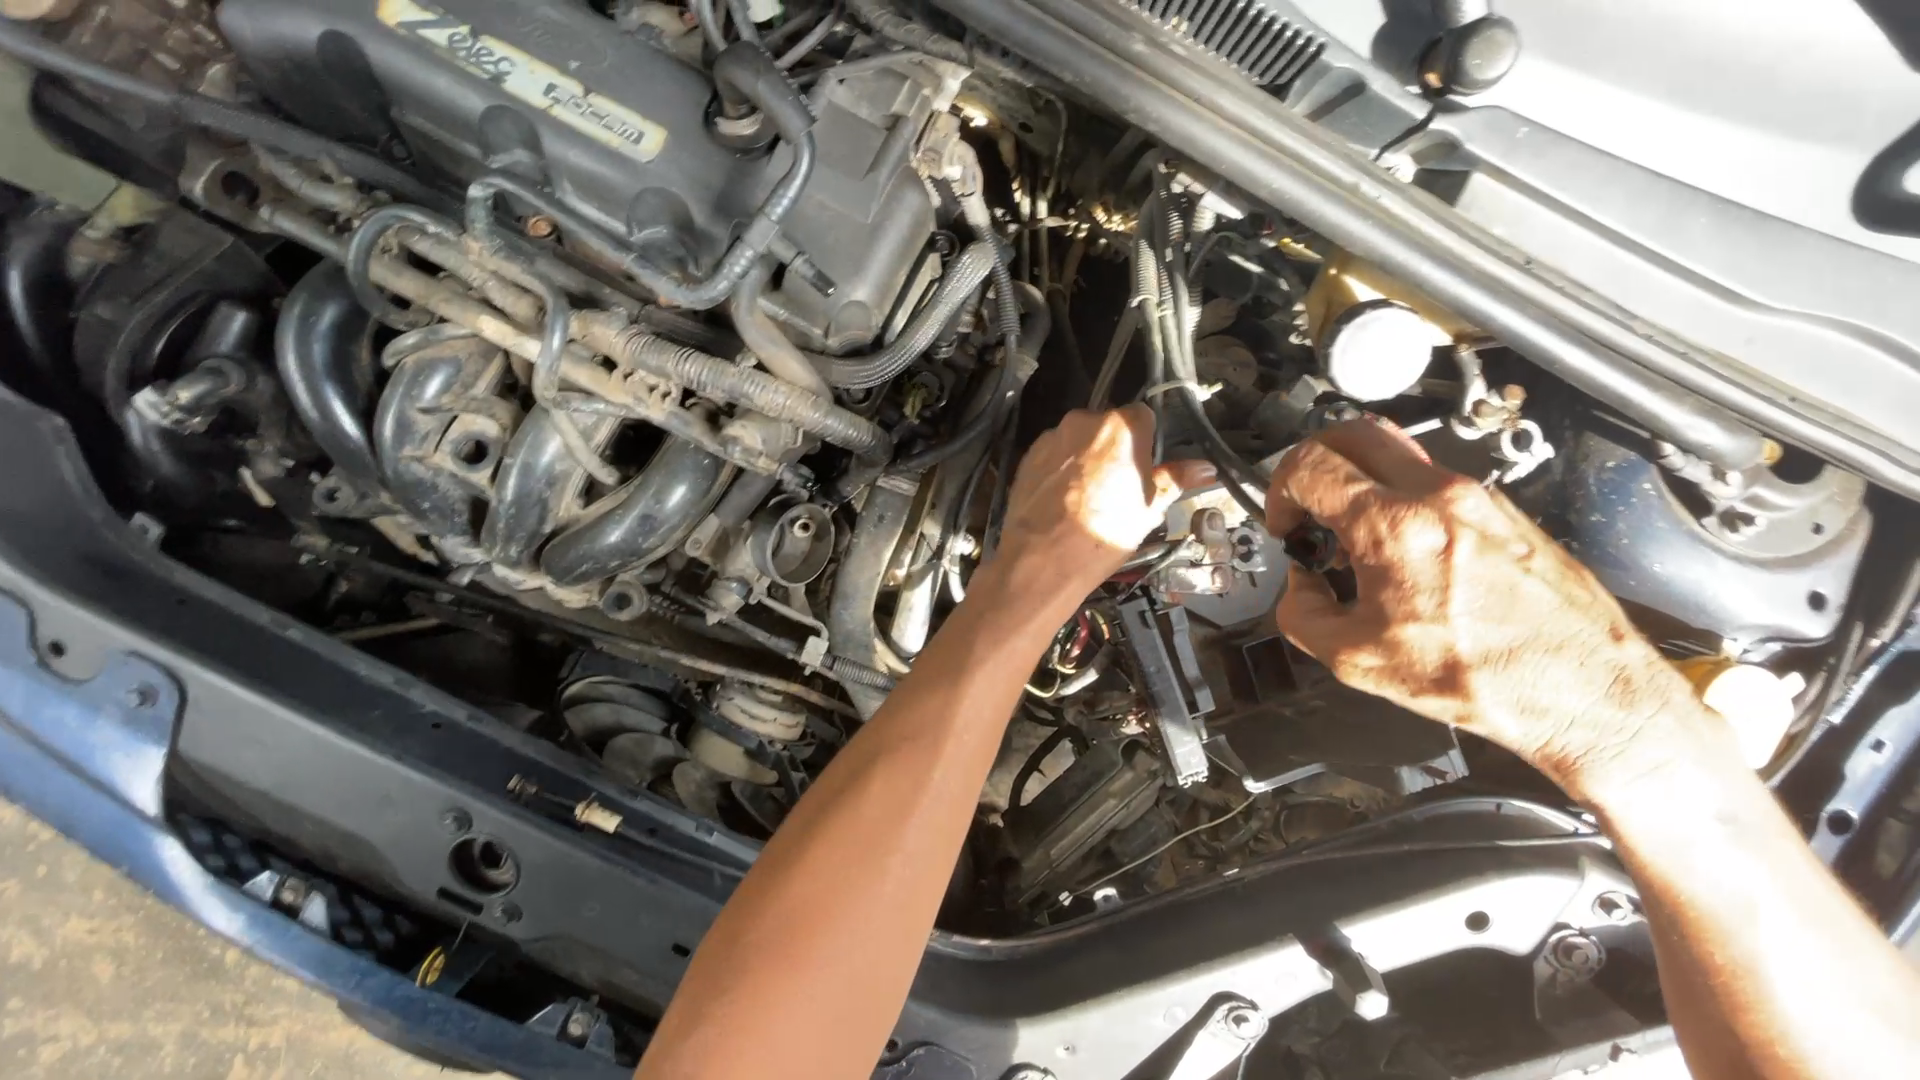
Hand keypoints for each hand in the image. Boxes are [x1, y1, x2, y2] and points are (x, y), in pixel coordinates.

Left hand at [991, 405, 1213, 604]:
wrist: (1042, 558)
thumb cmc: (1105, 532)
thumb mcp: (1149, 509)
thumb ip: (1175, 479)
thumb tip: (1206, 467)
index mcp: (1122, 426)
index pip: (1143, 417)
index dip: (1145, 442)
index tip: (1143, 468)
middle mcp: (1085, 419)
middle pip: (1108, 426)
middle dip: (1114, 448)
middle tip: (1116, 486)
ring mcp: (1053, 436)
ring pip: (1078, 439)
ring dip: (1085, 457)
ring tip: (1086, 496)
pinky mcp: (1028, 454)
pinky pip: (1054, 454)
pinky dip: (1060, 468)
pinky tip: (1061, 499)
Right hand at [1267, 420, 1718, 792]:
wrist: (1586, 692)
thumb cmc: (1479, 678)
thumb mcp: (1356, 660)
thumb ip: (1302, 613)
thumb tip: (1302, 586)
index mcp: (1393, 527)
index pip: (1311, 465)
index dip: (1280, 492)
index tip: (1285, 525)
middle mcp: (1438, 495)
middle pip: (1354, 431)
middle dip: (1314, 460)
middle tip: (1307, 502)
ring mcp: (1478, 497)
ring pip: (1398, 451)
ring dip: (1359, 478)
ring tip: (1353, 532)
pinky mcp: (1506, 511)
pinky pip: (1435, 481)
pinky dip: (1400, 497)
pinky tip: (1402, 551)